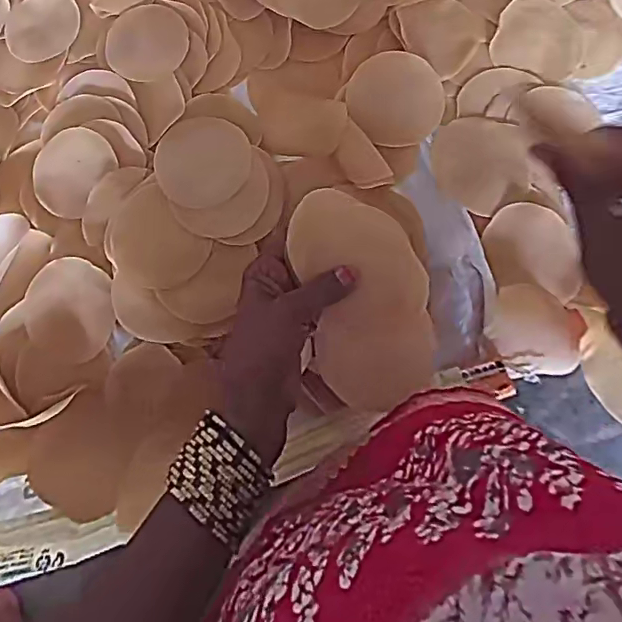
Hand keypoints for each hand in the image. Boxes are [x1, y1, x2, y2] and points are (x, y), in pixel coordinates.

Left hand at [213, 240, 355, 463]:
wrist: (255, 407)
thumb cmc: (260, 352)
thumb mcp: (289, 313)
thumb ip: (319, 290)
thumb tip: (352, 269)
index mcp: (262, 275)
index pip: (285, 240)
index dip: (306, 227)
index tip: (336, 214)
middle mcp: (274, 289)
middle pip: (302, 263)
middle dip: (327, 255)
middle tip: (361, 239)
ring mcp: (288, 312)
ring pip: (314, 289)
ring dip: (335, 282)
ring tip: (367, 264)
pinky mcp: (301, 334)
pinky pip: (322, 312)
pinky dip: (338, 306)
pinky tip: (362, 298)